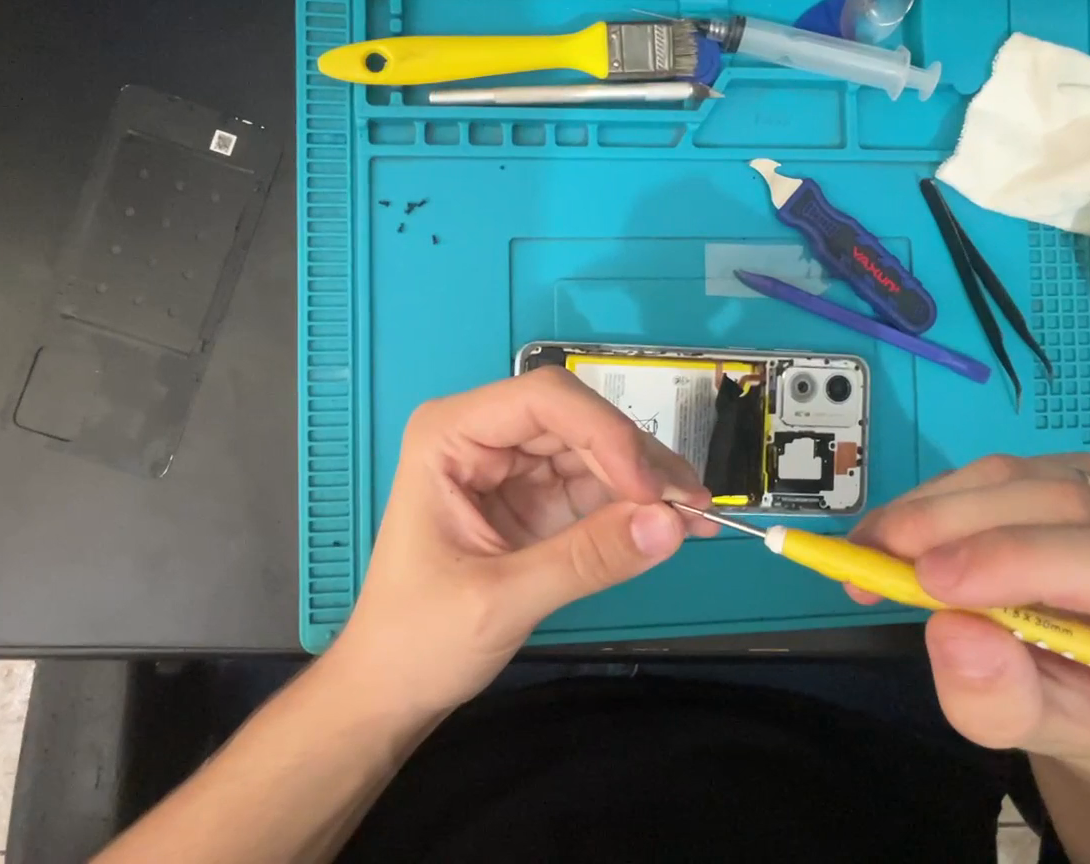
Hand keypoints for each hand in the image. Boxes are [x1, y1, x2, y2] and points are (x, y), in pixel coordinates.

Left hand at [329, 367, 711, 714]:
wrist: (391, 688)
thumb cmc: (419, 640)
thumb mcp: (501, 600)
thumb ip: (586, 559)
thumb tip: (672, 525)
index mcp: (450, 435)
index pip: (542, 400)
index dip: (605, 433)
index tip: (652, 489)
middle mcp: (483, 436)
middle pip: (577, 420)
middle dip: (636, 460)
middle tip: (694, 504)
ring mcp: (511, 467)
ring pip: (594, 451)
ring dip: (646, 481)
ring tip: (698, 516)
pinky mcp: (534, 499)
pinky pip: (594, 487)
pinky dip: (635, 506)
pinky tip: (676, 524)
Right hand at [846, 454, 1089, 762]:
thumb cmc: (1087, 718)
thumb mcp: (1040, 736)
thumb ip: (1000, 702)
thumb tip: (951, 628)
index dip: (1034, 560)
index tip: (931, 581)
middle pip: (1085, 509)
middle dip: (963, 523)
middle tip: (873, 553)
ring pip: (1041, 477)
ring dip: (941, 503)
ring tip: (873, 544)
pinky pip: (1019, 468)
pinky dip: (947, 493)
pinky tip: (908, 528)